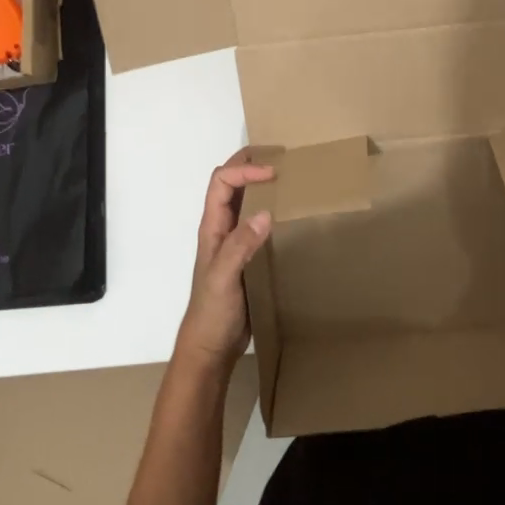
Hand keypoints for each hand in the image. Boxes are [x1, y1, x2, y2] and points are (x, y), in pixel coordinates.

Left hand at [175, 148, 274, 367]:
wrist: (211, 347)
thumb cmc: (212, 311)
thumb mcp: (223, 278)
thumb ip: (240, 246)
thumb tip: (264, 213)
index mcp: (212, 227)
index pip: (221, 182)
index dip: (244, 169)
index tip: (273, 173)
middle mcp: (222, 228)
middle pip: (230, 185)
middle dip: (250, 164)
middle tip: (281, 157)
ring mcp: (235, 242)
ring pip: (245, 202)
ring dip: (262, 186)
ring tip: (291, 179)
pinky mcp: (249, 257)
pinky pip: (259, 224)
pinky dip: (273, 211)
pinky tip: (292, 217)